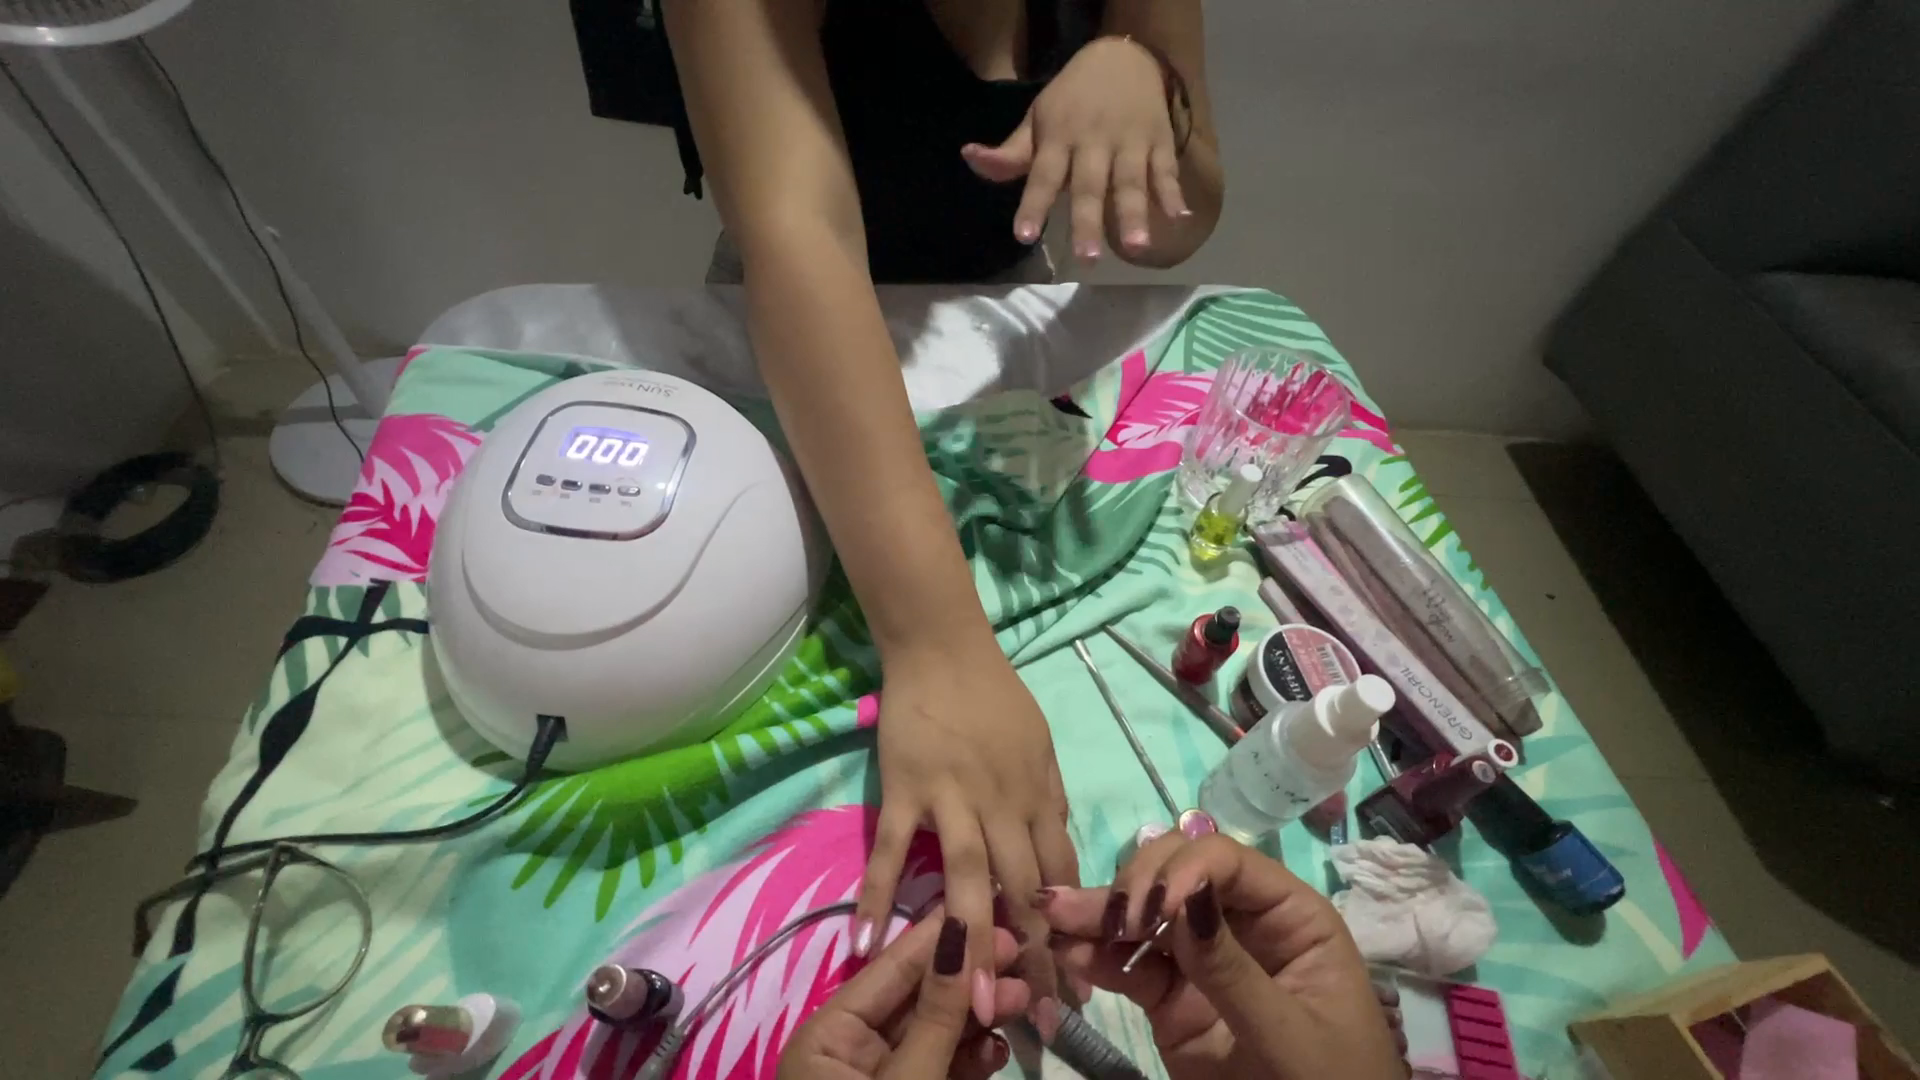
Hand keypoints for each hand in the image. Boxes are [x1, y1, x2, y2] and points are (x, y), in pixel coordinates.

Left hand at [778, 912, 1028, 1079]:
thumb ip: (935, 1016)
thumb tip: (963, 933)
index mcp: (827, 1036)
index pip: (893, 969)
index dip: (945, 939)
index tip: (995, 907)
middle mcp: (851, 1048)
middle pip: (920, 998)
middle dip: (971, 979)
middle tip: (1019, 955)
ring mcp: (882, 1076)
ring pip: (939, 1031)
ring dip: (980, 1016)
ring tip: (1022, 998)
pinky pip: (944, 1065)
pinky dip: (972, 1056)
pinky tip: (999, 1046)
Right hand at [853, 635, 1077, 1029]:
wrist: (942, 648)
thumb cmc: (995, 695)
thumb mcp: (1041, 742)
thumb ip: (1050, 797)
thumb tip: (1058, 853)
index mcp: (1037, 793)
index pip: (1060, 872)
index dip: (1070, 928)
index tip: (1077, 980)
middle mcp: (1001, 804)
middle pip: (1022, 888)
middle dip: (1034, 957)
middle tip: (1040, 1022)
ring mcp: (950, 797)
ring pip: (967, 878)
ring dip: (973, 944)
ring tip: (974, 1006)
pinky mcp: (904, 789)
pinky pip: (892, 848)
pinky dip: (880, 894)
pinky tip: (867, 943)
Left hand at [962, 36, 1189, 262]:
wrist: (1124, 54)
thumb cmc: (1071, 103)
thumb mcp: (1037, 122)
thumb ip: (1009, 154)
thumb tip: (969, 158)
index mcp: (1059, 139)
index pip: (1043, 176)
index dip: (1034, 205)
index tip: (1024, 235)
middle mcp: (1094, 143)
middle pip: (1090, 187)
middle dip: (1088, 222)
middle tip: (1086, 259)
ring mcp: (1129, 142)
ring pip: (1131, 181)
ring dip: (1134, 214)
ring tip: (1137, 247)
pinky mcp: (1158, 140)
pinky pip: (1166, 169)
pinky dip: (1173, 192)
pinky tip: (1178, 218)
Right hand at [1038, 833, 1402, 1079]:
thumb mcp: (1292, 1038)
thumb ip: (1233, 968)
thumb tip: (1188, 893)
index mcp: (1288, 916)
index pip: (1227, 861)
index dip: (1185, 869)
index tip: (1153, 909)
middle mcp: (1239, 923)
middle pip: (1175, 873)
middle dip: (1135, 885)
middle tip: (1109, 918)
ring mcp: (1200, 959)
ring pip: (1143, 916)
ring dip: (1099, 914)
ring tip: (1052, 914)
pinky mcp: (1170, 998)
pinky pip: (1128, 966)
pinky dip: (1095, 957)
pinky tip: (1067, 953)